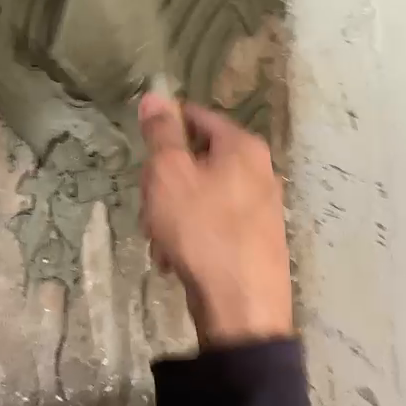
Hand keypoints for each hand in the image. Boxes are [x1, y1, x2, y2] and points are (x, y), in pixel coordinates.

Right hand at [138, 90, 294, 347]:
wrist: (241, 310)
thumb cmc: (201, 230)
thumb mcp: (169, 173)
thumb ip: (161, 133)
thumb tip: (155, 95)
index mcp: (243, 146)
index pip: (194, 116)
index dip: (163, 132)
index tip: (145, 159)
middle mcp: (259, 171)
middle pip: (195, 157)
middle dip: (164, 180)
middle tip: (150, 203)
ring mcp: (261, 208)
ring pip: (199, 192)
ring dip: (171, 211)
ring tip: (160, 238)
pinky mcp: (256, 241)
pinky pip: (212, 221)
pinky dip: (191, 234)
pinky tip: (176, 258)